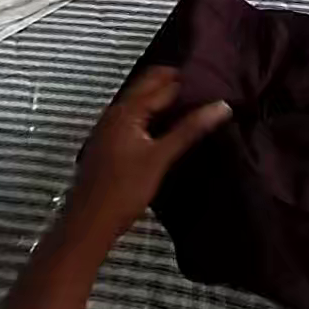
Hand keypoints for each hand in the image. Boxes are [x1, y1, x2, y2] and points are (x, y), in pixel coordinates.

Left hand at [67, 67, 231, 250]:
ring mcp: (109, 127)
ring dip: (164, 97)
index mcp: (127, 110)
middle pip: (148, 85)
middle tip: (207, 87)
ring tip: (195, 103)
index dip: (188, 80)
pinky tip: (170, 125)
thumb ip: (190, 128)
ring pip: (141, 100)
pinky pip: (135, 115)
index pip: (163, 84)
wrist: (86, 229)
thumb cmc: (123, 190)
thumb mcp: (161, 158)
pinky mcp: (109, 143)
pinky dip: (153, 113)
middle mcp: (115, 112)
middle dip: (174, 82)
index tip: (215, 79)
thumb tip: (222, 105)